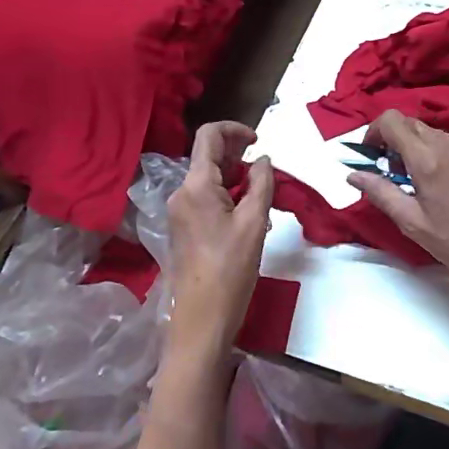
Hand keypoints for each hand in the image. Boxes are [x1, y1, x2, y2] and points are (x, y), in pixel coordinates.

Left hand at [166, 121, 273, 355]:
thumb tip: (263, 159)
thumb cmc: (230, 269)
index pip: (209, 135)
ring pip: (210, 178)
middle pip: (210, 156)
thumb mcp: (255, 222)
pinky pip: (207, 198)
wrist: (201, 319)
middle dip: (240, 156)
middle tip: (268, 173)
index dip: (235, 129)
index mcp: (196, 185)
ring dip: (237, 178)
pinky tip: (249, 215)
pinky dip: (229, 196)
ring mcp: (179, 211)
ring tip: (263, 198)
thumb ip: (261, 183)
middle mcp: (181, 192)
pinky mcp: (184, 227)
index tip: (259, 142)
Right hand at [347, 111, 448, 317]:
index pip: (392, 121)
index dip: (375, 132)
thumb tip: (354, 175)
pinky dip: (448, 156)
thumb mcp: (412, 222)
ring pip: (438, 135)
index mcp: (429, 160)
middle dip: (397, 142)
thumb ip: (380, 192)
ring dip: (423, 149)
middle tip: (395, 173)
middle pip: (414, 125)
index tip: (372, 154)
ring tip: (426, 182)